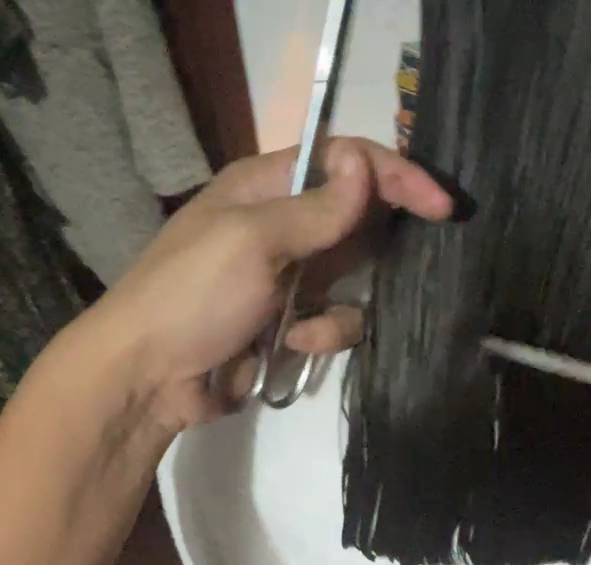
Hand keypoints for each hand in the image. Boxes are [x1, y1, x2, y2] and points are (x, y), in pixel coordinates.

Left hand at [78, 137, 453, 428]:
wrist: (151, 377)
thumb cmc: (193, 296)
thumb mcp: (252, 243)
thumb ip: (317, 210)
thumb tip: (365, 164)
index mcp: (265, 187)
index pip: (343, 161)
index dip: (394, 176)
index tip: (439, 206)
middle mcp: (282, 225)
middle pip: (357, 218)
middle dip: (382, 243)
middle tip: (416, 260)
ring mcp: (290, 278)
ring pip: (356, 279)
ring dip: (343, 307)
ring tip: (307, 327)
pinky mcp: (293, 323)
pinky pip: (338, 322)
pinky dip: (323, 337)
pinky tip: (292, 347)